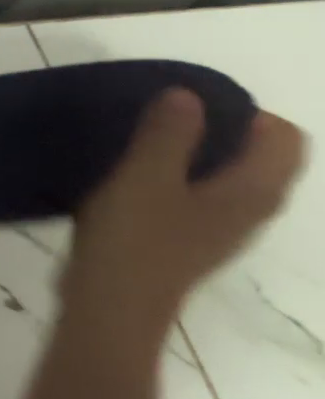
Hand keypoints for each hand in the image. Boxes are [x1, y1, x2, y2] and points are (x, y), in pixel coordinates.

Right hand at [68, 88, 304, 317]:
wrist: (114, 304)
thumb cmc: (134, 238)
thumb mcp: (143, 177)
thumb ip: (167, 134)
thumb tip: (187, 94)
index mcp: (255, 189)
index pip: (284, 135)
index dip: (243, 113)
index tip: (184, 108)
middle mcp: (254, 208)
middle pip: (259, 156)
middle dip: (216, 132)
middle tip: (158, 123)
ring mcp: (224, 229)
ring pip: (227, 178)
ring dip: (192, 157)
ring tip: (139, 150)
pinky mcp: (192, 242)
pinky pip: (201, 198)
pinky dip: (177, 182)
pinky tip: (131, 185)